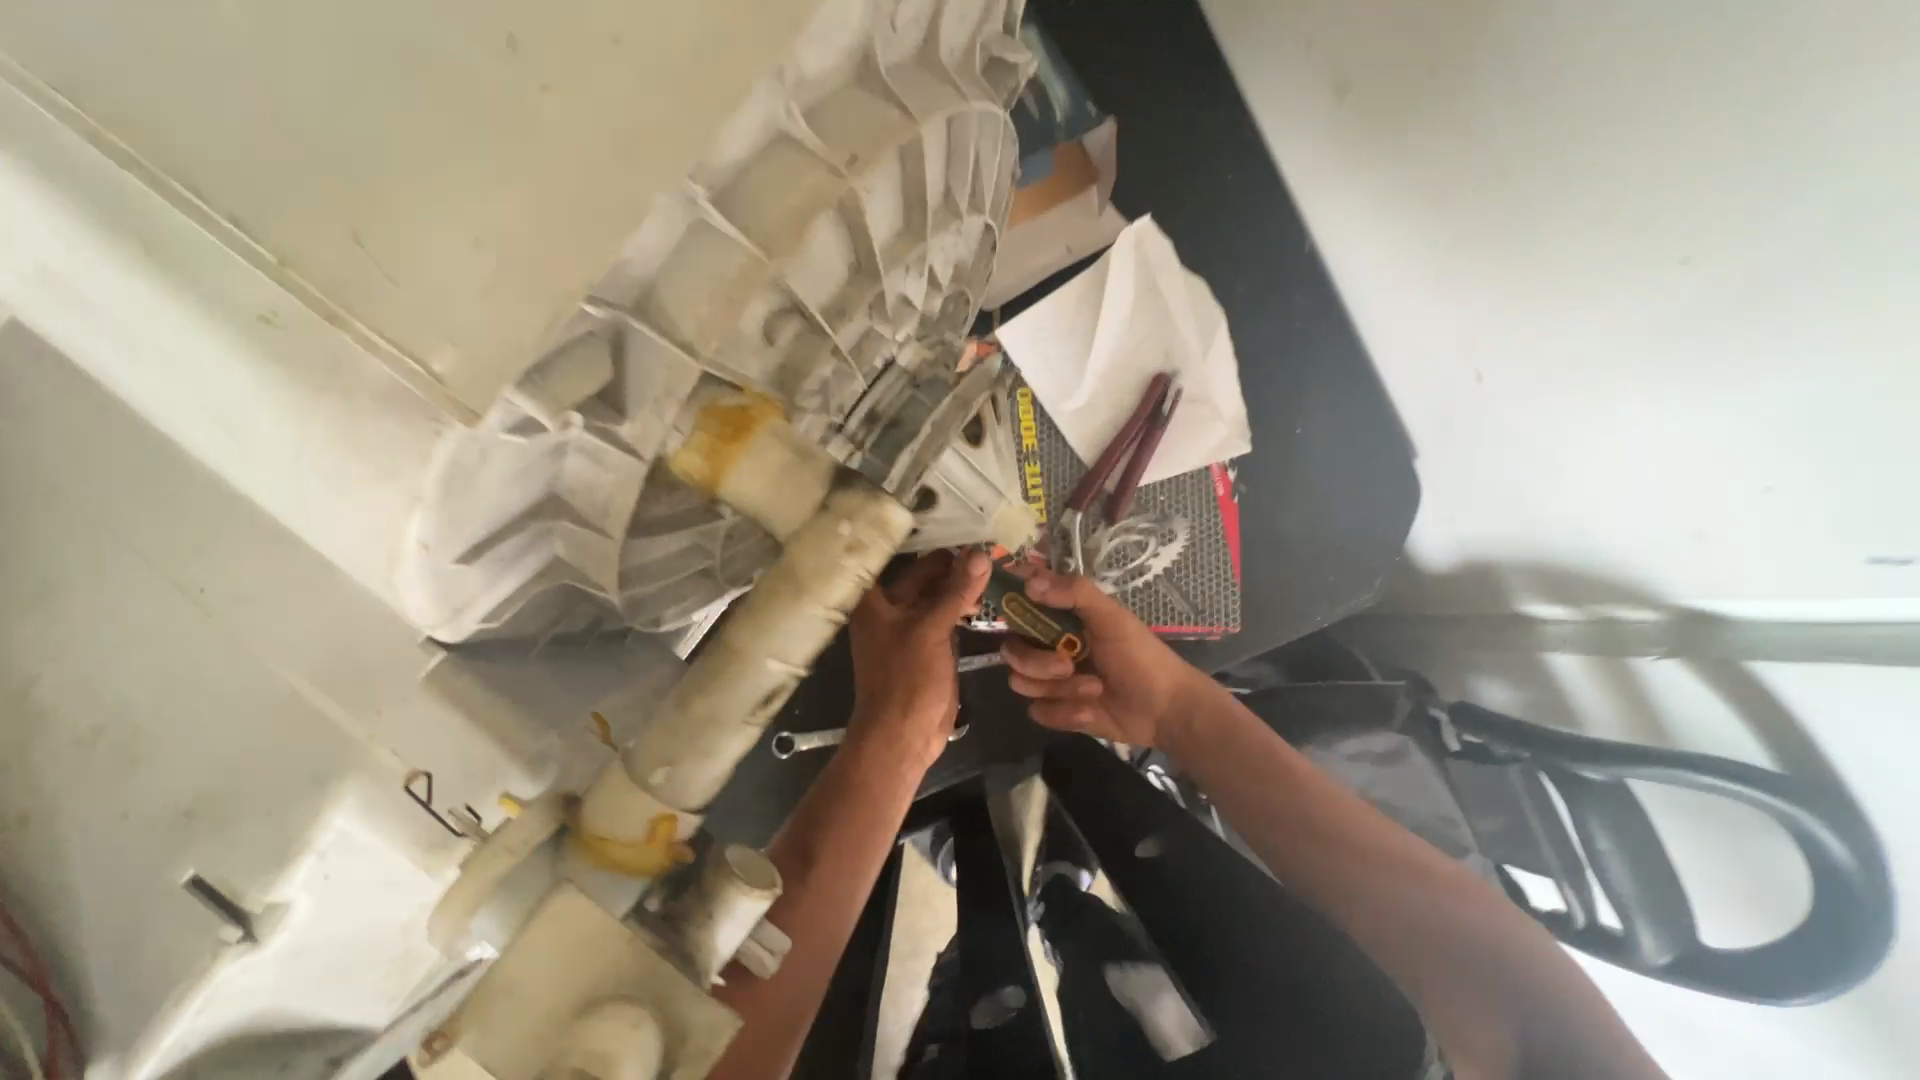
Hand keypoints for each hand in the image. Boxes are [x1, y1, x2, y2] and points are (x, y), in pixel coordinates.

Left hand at [846, 549, 990, 768]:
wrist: (903, 735)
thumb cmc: (905, 678)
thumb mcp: (931, 629)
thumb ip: (956, 592)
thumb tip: (981, 554)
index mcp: (874, 601)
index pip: (893, 556)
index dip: (918, 536)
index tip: (950, 512)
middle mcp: (889, 609)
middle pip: (921, 575)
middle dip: (950, 562)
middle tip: (985, 537)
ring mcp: (910, 629)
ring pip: (937, 597)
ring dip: (961, 584)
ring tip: (994, 558)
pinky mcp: (930, 647)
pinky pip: (948, 618)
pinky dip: (965, 607)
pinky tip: (990, 592)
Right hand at [1000, 567, 1215, 748]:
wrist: (1165, 709)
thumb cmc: (1141, 656)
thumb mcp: (1112, 617)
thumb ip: (1075, 593)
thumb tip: (1030, 581)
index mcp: (1062, 618)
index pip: (1021, 601)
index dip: (1009, 600)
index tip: (1007, 607)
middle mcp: (1051, 646)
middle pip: (1012, 650)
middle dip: (1036, 662)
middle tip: (1067, 665)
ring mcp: (1052, 680)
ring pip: (1022, 683)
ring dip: (1059, 689)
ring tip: (1093, 689)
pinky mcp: (1058, 711)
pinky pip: (1038, 711)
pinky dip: (1064, 712)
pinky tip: (1091, 710)